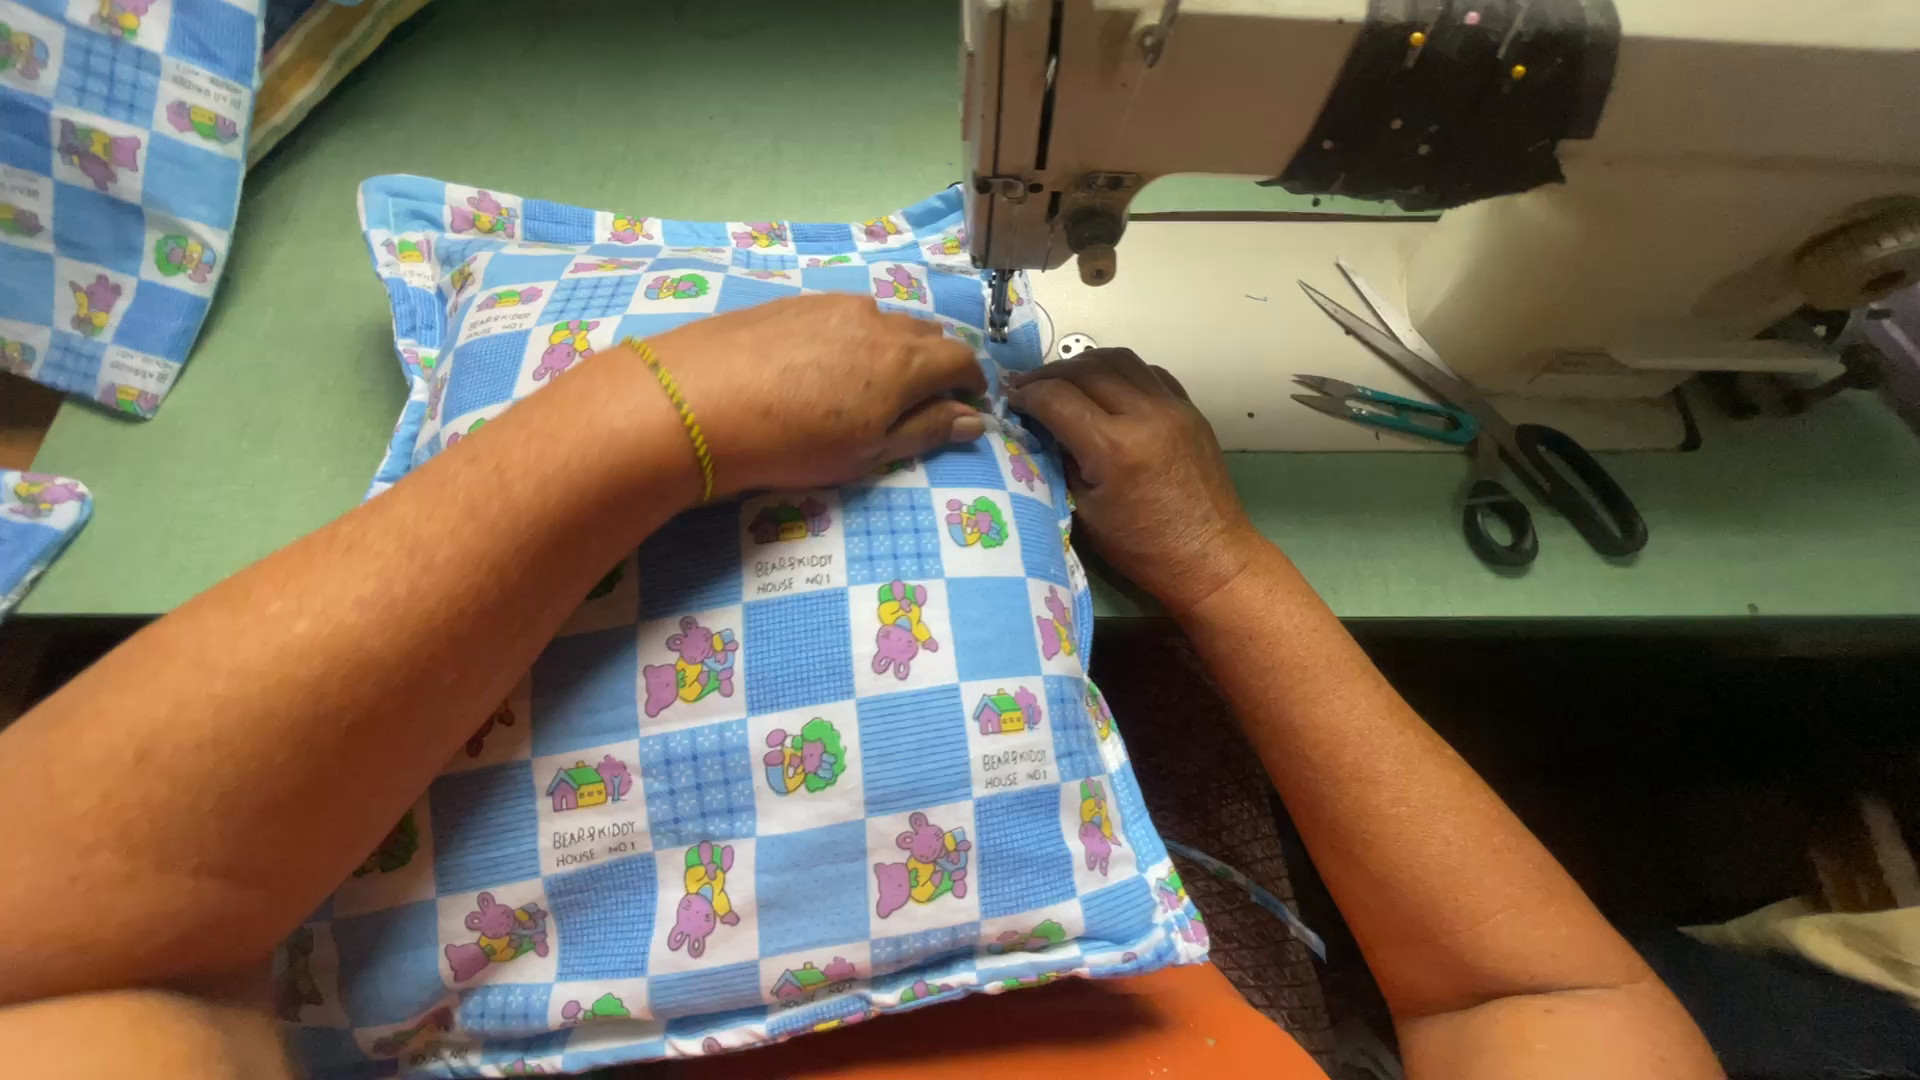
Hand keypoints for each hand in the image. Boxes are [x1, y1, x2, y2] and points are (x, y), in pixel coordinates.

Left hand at [641, 295, 986, 494]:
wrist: (697, 404)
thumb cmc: (794, 443)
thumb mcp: (868, 451)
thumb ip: (926, 431)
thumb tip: (975, 419)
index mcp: (904, 362)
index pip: (960, 360)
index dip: (972, 381)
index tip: (970, 401)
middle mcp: (878, 321)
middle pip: (928, 335)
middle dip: (939, 363)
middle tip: (929, 394)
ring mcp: (834, 305)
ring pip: (886, 321)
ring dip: (900, 347)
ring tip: (881, 378)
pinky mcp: (796, 301)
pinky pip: (847, 314)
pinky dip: (860, 335)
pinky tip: (834, 360)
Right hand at [1010, 349, 1264, 616]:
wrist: (1208, 557)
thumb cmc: (1140, 548)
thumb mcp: (1084, 511)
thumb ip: (1059, 462)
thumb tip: (1038, 430)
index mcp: (1114, 448)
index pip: (1057, 398)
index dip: (1026, 396)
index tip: (1009, 400)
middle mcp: (1145, 415)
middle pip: (1085, 369)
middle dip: (1048, 374)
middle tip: (1026, 387)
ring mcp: (1172, 407)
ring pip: (1118, 359)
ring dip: (1083, 364)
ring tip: (1062, 381)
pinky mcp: (1189, 409)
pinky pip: (1147, 372)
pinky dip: (1118, 372)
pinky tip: (1103, 388)